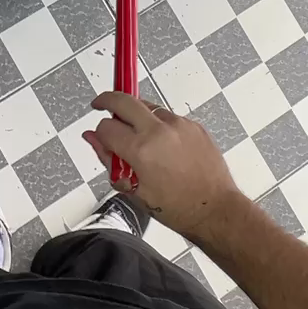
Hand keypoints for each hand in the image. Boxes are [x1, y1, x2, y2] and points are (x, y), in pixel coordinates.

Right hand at [82, 92, 247, 242]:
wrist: (215, 208)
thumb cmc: (178, 207)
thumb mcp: (133, 190)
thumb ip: (109, 160)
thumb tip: (92, 139)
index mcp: (141, 150)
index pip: (106, 127)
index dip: (99, 134)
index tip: (100, 137)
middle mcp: (159, 131)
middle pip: (123, 100)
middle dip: (107, 99)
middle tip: (101, 104)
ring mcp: (178, 125)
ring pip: (147, 107)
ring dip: (137, 117)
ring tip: (142, 141)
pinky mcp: (193, 125)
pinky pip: (167, 117)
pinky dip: (160, 126)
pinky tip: (164, 147)